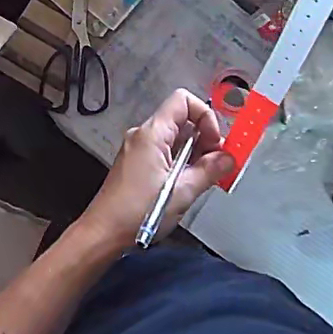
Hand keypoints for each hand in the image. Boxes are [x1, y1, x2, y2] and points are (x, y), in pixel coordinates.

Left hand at [74, 89, 232, 250]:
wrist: (104, 232)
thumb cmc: (136, 212)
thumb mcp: (182, 191)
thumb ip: (210, 170)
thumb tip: (228, 158)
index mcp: (152, 133)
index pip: (183, 100)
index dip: (205, 116)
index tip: (215, 142)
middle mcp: (143, 135)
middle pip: (181, 120)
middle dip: (204, 138)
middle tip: (215, 164)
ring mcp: (138, 149)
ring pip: (175, 138)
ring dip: (194, 153)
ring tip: (202, 178)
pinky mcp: (137, 163)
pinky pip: (165, 151)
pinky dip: (180, 162)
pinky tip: (186, 184)